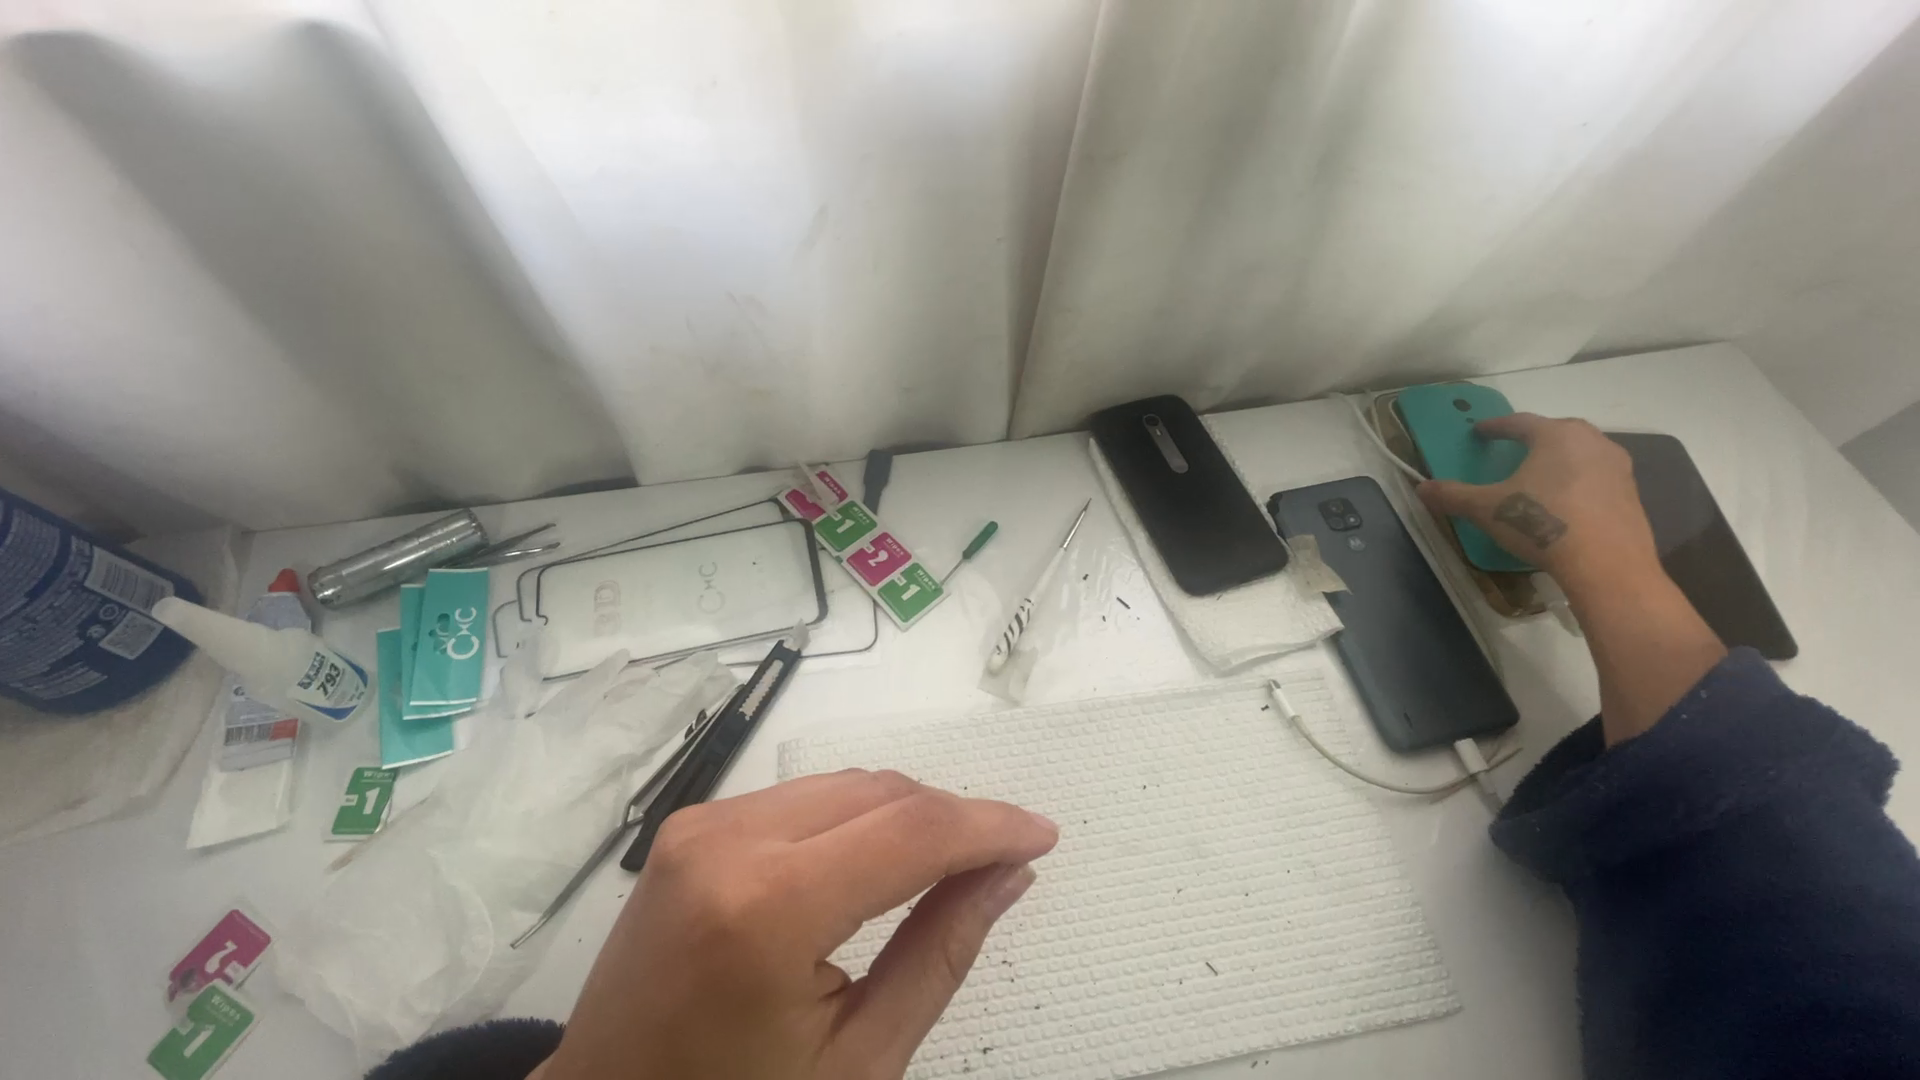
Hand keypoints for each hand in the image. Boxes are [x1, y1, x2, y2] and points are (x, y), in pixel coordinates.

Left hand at [539, 769, 1058, 1079]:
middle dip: (951, 818)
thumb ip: (940, 950)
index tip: (1041, 834)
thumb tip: (1008, 873)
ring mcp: (702, 824)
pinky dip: (854, 817)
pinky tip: (873, 860)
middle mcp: (728, 840)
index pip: (910, 831)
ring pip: (844, 784)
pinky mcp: (692, 823)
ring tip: (942, 864)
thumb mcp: (860, 1058)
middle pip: (880, 792)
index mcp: (767, 908)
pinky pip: (802, 796)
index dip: (987, 825)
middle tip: (997, 861)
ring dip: (905, 814)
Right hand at [1415, 413, 1658, 590]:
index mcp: (1556, 437)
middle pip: (1558, 430)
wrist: (1605, 563)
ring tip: (1541, 472)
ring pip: (1583, 451)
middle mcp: (1591, 442)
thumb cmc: (1541, 523)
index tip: (1480, 431)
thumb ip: (1453, 495)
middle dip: (1534, 435)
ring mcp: (1617, 467)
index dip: (1496, 426)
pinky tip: (1565, 500)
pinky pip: (1598, 475)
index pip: (1520, 422)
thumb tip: (1421, 488)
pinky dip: (1579, 479)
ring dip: (1561, 456)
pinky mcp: (1631, 493)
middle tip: (1515, 446)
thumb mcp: (1486, 509)